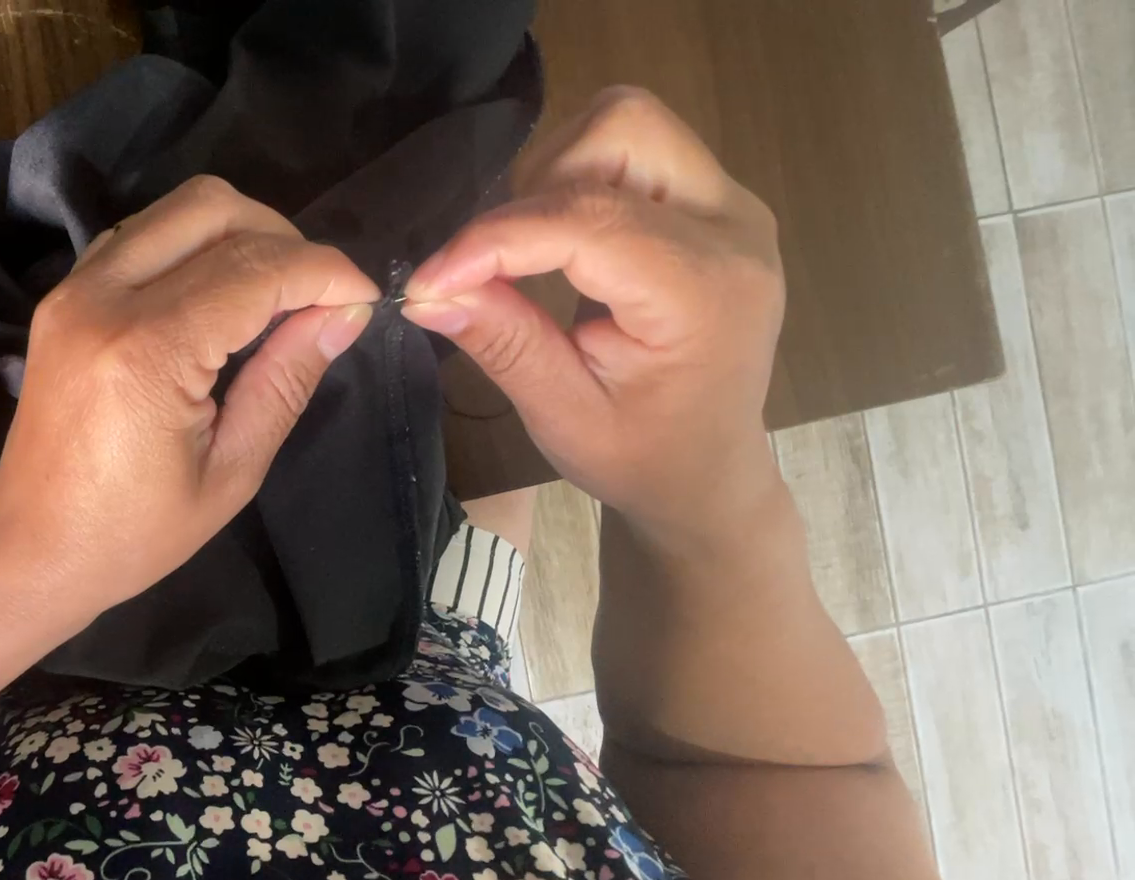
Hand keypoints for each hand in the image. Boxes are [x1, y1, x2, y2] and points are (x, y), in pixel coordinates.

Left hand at [0, 176, 379, 618]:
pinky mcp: (61, 300)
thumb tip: (344, 314)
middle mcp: (103, 299)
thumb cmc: (134, 534)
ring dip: (237, 232)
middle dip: (284, 239)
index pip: (257, 270)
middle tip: (317, 294)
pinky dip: (188, 245)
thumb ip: (286, 381)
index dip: (325, 272)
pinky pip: (138, 236)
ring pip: (173, 211)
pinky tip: (213, 294)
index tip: (364, 297)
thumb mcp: (231, 472)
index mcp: (148, 352)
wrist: (33, 549)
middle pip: (213, 209)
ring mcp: (73, 292)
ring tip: (273, 293)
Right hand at [402, 87, 786, 553]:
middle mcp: (730, 225)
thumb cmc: (638, 457)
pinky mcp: (708, 204)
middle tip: (496, 265)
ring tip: (525, 257)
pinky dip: (569, 187)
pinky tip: (556, 251)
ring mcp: (726, 205)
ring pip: (622, 129)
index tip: (428, 282)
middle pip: (619, 133)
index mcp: (701, 291)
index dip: (492, 241)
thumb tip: (429, 292)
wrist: (705, 470)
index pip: (587, 220)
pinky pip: (629, 154)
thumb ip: (503, 342)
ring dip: (550, 182)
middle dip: (533, 190)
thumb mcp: (560, 413)